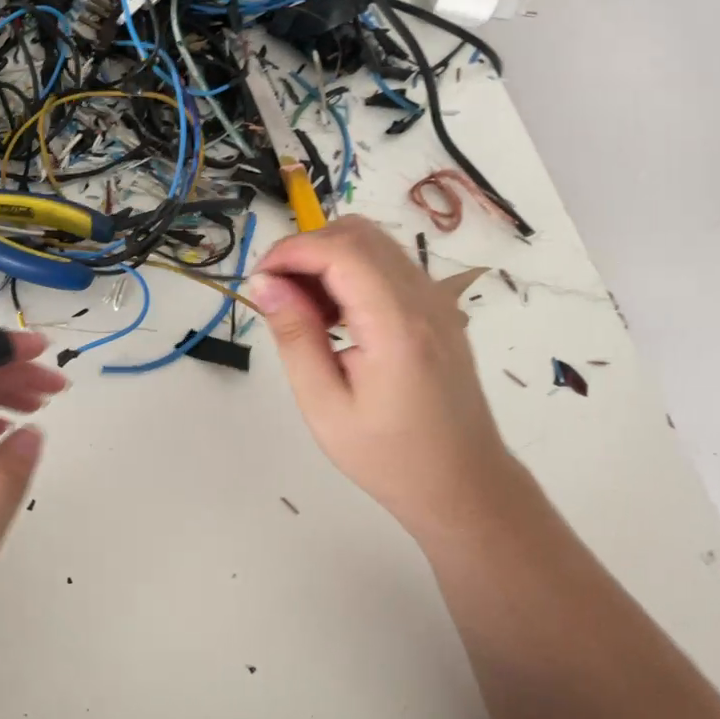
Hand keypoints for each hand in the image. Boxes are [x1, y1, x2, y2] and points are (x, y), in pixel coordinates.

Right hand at [249, 217, 521, 533]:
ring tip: (299, 310)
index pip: (341, 251)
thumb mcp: (323, 403)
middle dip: (304, 250)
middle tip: (273, 295)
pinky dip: (348, 273)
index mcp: (397, 326)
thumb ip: (294, 336)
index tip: (256, 282)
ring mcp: (437, 303)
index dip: (290, 252)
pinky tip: (330, 317)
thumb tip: (264, 282)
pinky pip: (387, 266)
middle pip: (359, 234)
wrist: (463, 484)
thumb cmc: (386, 455)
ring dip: (325, 260)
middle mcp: (425, 300)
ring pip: (373, 244)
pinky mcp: (437, 311)